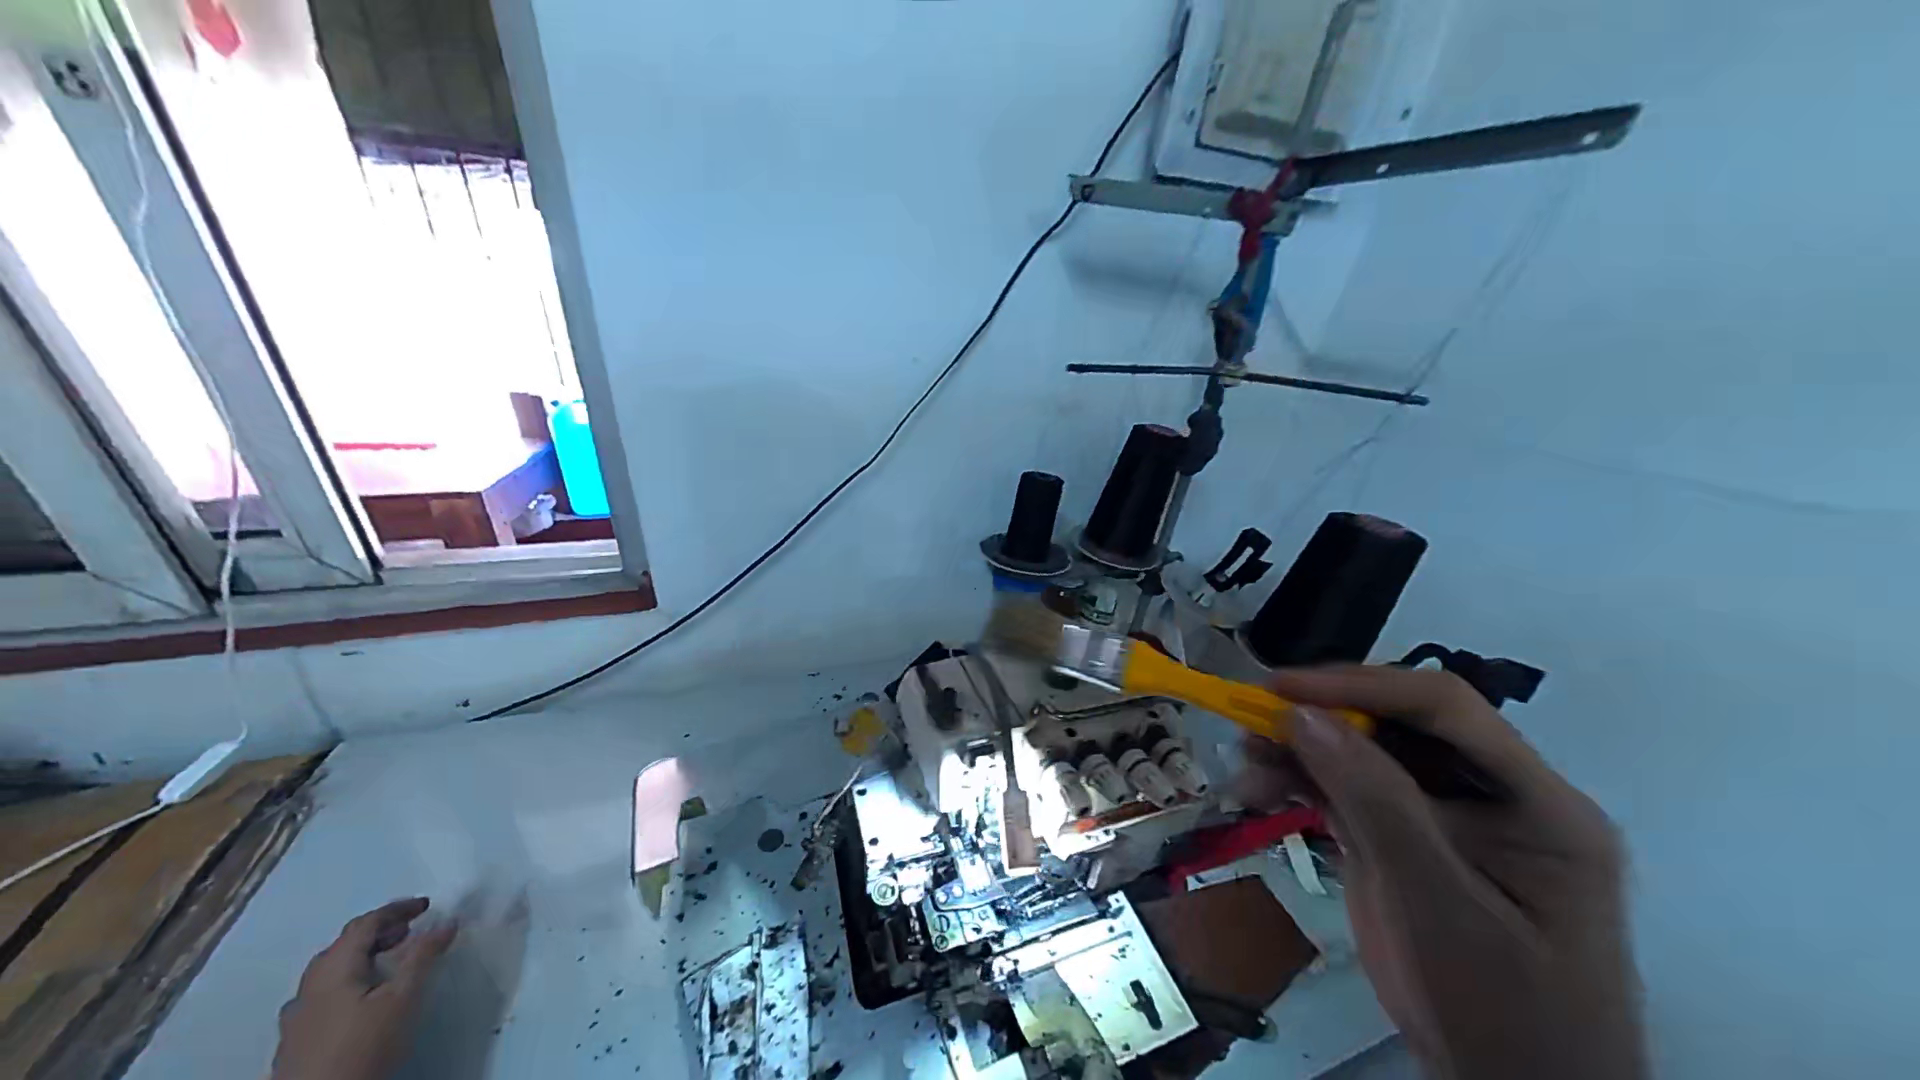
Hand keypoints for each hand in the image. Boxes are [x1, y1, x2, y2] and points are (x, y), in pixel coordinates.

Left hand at [272, 897, 457, 1079]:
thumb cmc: (363, 1046)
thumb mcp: (403, 997)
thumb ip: (423, 956)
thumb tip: (446, 922)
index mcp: (332, 969)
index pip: (364, 924)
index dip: (396, 909)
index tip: (427, 905)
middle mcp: (309, 986)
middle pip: (344, 945)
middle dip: (381, 931)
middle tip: (412, 930)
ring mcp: (297, 1016)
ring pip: (333, 970)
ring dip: (365, 956)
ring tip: (393, 961)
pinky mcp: (297, 1039)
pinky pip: (327, 993)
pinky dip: (353, 979)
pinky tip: (366, 998)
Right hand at [1255, 665, 1644, 1079]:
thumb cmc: (1497, 1009)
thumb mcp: (1435, 902)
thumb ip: (1373, 800)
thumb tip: (1300, 715)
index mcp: (1538, 803)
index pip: (1446, 709)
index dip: (1360, 685)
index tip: (1281, 688)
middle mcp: (1494, 796)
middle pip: (1399, 727)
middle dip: (1320, 720)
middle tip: (1251, 723)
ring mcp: (1447, 818)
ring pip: (1365, 755)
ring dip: (1301, 752)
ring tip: (1245, 763)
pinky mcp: (1406, 840)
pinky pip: (1349, 791)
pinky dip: (1301, 784)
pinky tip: (1259, 787)